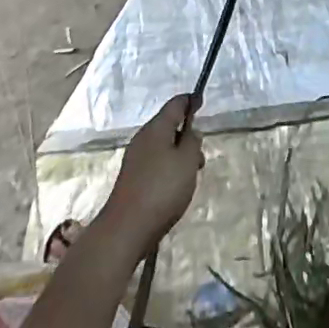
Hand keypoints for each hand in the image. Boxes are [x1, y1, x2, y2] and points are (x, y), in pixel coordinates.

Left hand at [101, 95, 204, 251]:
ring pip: (163, 147)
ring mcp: (135, 159)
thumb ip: (192, 142)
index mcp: (155, 129)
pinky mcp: (133, 178)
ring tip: (192, 175)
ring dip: (179, 154)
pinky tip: (177, 187)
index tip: (201, 99)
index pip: (174, 105)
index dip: (189, 101)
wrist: (127, 228)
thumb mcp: (187, 161)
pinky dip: (170, 168)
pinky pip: (156, 163)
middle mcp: (142, 139)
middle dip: (186, 134)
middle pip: (167, 126)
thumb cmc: (162, 189)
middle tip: (201, 154)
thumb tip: (190, 131)